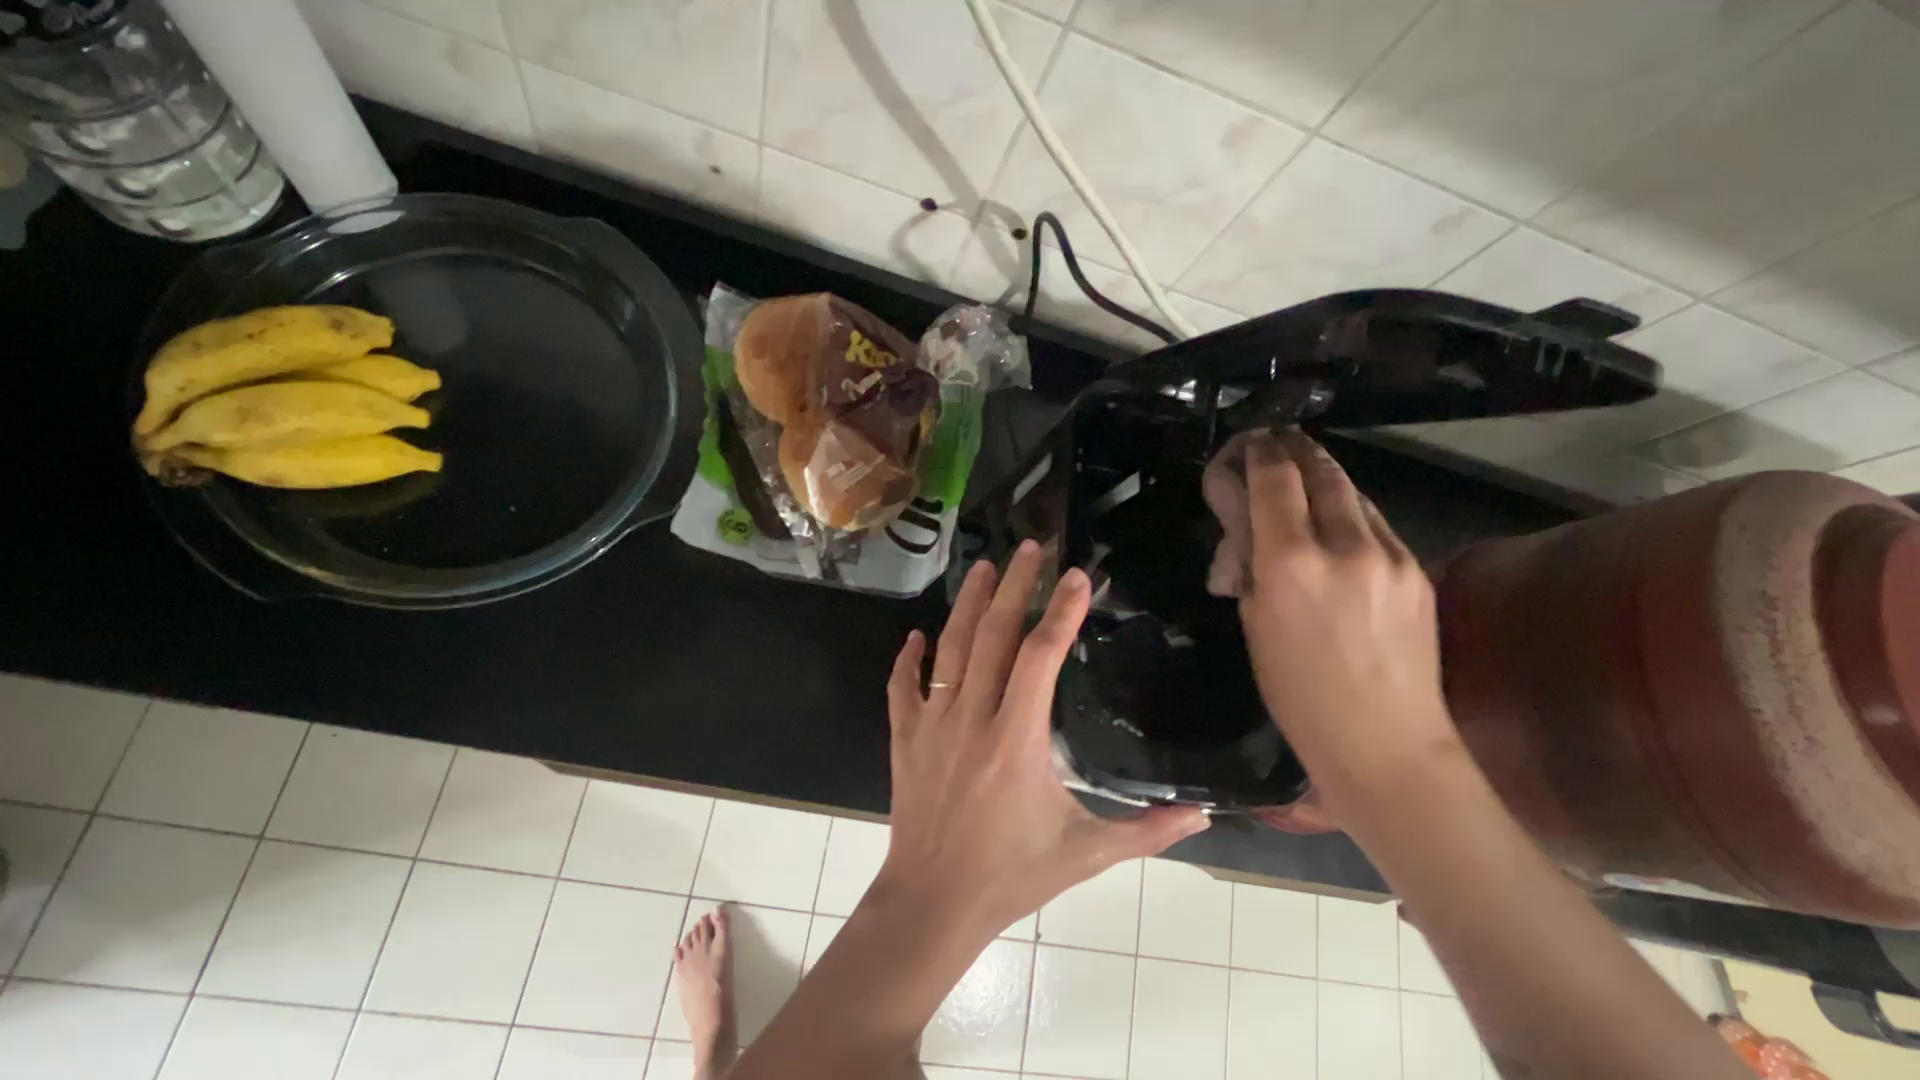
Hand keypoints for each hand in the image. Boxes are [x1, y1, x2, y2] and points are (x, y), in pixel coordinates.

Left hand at [875, 540, 1209, 936]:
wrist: (932, 904)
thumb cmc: (1012, 876)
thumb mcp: (1087, 854)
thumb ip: (1147, 832)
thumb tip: (1203, 817)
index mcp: (1017, 739)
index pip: (1041, 656)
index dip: (1061, 612)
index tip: (1077, 576)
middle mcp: (972, 719)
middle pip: (992, 636)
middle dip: (1013, 586)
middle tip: (1031, 547)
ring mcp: (932, 726)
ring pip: (949, 650)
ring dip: (966, 605)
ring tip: (982, 566)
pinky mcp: (905, 741)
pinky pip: (903, 689)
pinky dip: (909, 659)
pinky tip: (917, 635)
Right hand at [1237, 432, 1458, 817]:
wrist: (1385, 742)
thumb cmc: (1298, 696)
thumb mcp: (1255, 624)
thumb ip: (1249, 564)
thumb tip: (1242, 527)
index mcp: (1291, 563)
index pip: (1273, 478)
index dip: (1255, 453)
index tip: (1243, 446)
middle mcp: (1344, 545)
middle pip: (1318, 469)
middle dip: (1291, 449)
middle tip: (1271, 443)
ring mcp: (1391, 554)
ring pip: (1351, 490)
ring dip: (1321, 476)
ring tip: (1300, 476)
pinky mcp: (1417, 568)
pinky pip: (1375, 522)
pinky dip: (1348, 511)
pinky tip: (1335, 525)